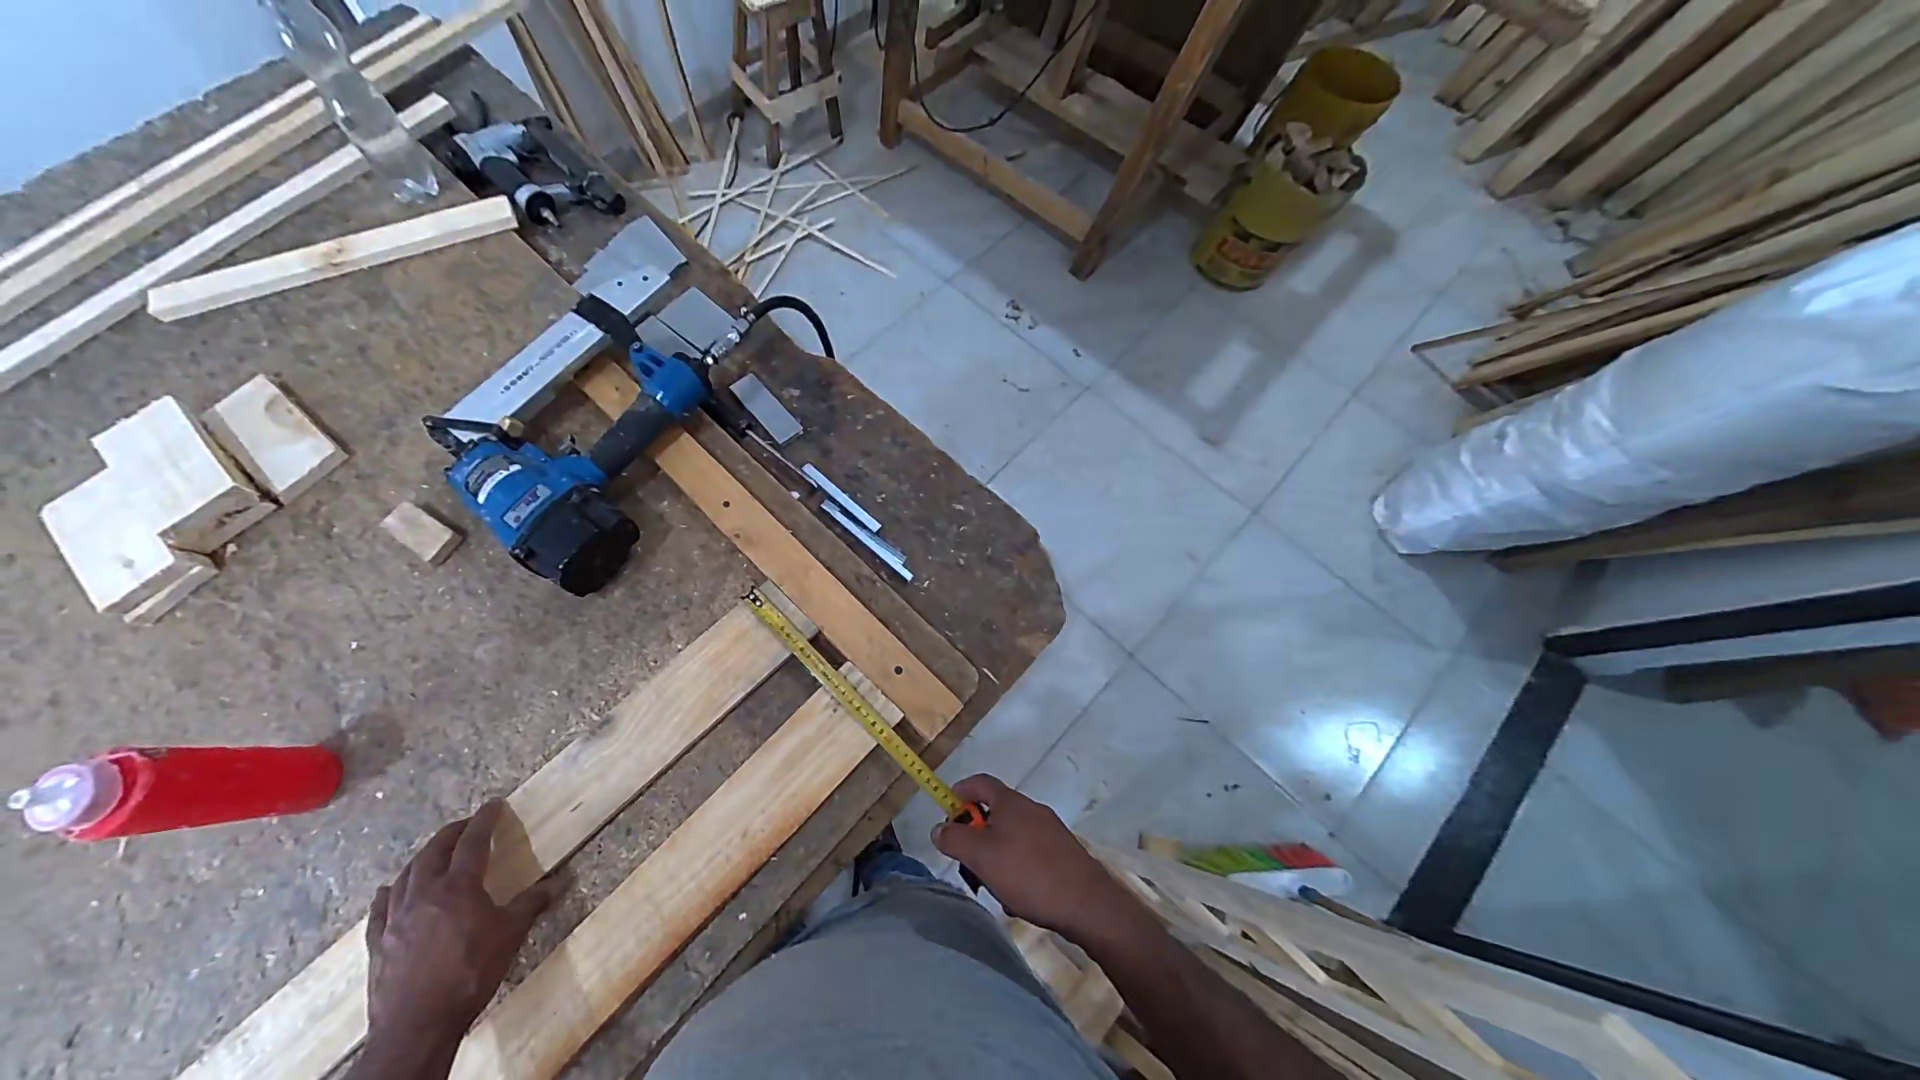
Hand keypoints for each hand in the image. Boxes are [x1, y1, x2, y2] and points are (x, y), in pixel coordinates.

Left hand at [364, 799, 566, 1044]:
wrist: (417, 1024)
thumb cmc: (471, 972)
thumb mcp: (511, 934)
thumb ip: (533, 903)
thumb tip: (562, 880)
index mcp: (458, 886)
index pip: (473, 842)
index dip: (484, 820)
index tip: (493, 805)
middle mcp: (424, 894)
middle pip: (434, 852)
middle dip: (451, 833)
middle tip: (466, 824)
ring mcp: (396, 919)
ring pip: (406, 876)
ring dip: (422, 858)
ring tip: (434, 852)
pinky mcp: (378, 943)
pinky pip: (381, 909)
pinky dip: (389, 893)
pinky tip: (389, 889)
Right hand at [930, 775, 1152, 947]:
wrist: (1086, 902)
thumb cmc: (1028, 873)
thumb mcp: (981, 856)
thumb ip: (954, 839)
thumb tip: (940, 827)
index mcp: (1011, 802)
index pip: (980, 782)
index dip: (960, 792)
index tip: (947, 811)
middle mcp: (1032, 809)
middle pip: (994, 812)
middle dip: (976, 835)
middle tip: (967, 862)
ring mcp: (1050, 831)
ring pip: (1011, 836)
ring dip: (995, 856)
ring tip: (993, 887)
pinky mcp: (1062, 853)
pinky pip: (1029, 853)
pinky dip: (1016, 868)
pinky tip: (1017, 896)